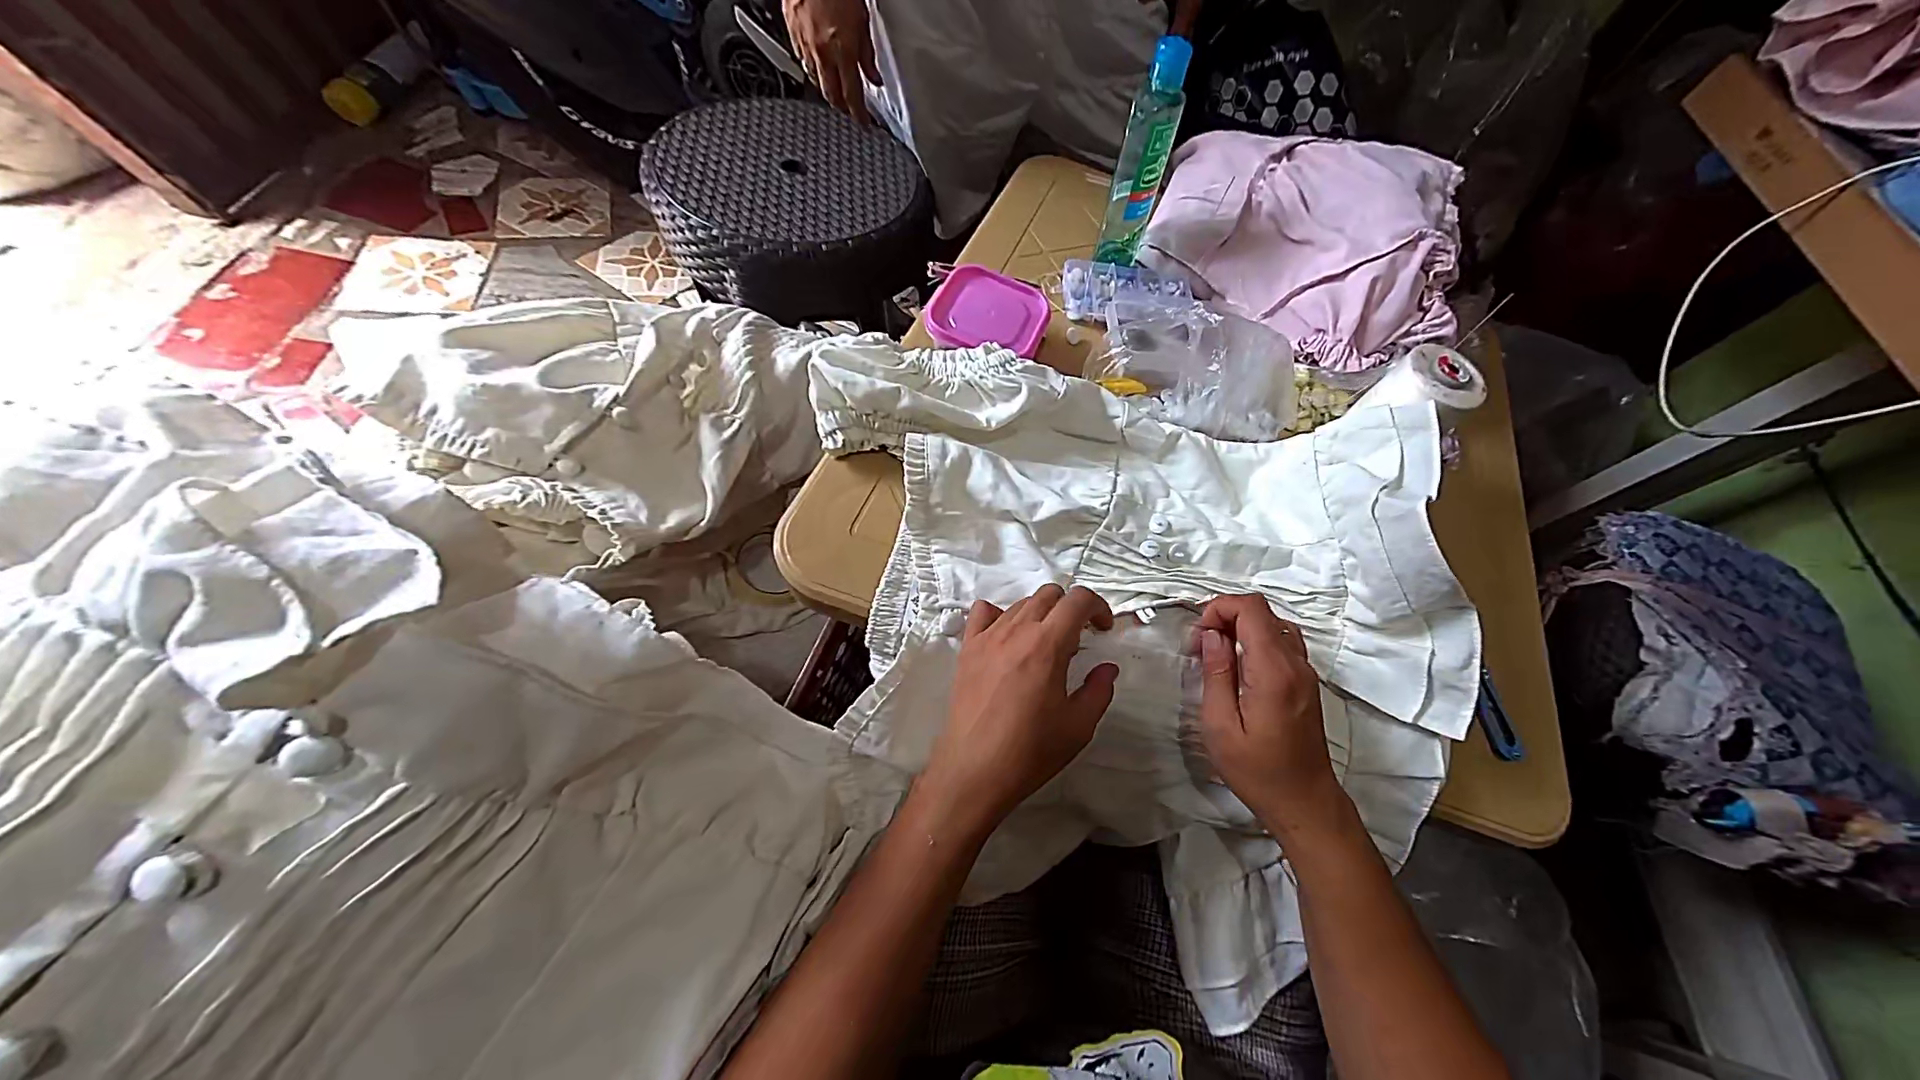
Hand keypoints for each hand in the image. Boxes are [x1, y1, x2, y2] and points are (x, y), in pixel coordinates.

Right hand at [781, 0, 879, 124]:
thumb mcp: (863, 21)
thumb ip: (868, 55)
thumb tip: (874, 77)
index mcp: (843, 52)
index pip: (853, 97)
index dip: (859, 115)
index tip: (864, 124)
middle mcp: (823, 54)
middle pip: (832, 95)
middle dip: (842, 108)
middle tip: (850, 112)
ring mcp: (805, 45)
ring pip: (816, 81)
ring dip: (827, 90)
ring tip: (836, 92)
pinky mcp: (792, 34)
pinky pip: (803, 62)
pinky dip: (813, 70)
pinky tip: (818, 69)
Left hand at [919, 585, 1119, 838]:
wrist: (974, 770)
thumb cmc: (1030, 751)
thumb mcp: (1079, 726)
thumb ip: (1098, 689)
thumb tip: (1107, 668)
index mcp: (1047, 645)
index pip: (1077, 600)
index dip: (1098, 607)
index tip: (1103, 629)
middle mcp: (1015, 632)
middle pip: (1048, 595)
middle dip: (1071, 608)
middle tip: (1080, 637)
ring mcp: (987, 638)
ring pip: (1019, 604)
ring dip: (1040, 614)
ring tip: (1046, 645)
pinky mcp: (967, 650)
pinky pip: (983, 613)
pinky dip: (1001, 616)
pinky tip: (1008, 639)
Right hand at [1194, 595, 1346, 840]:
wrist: (1304, 802)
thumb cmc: (1258, 771)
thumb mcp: (1220, 725)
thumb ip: (1216, 673)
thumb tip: (1211, 635)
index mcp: (1274, 671)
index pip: (1252, 609)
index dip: (1220, 608)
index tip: (1199, 634)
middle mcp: (1296, 665)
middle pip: (1263, 612)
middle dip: (1226, 617)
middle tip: (1202, 646)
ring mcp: (1305, 673)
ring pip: (1273, 624)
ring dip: (1242, 628)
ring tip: (1217, 655)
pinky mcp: (1306, 683)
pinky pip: (1282, 643)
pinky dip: (1256, 641)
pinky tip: (1238, 668)